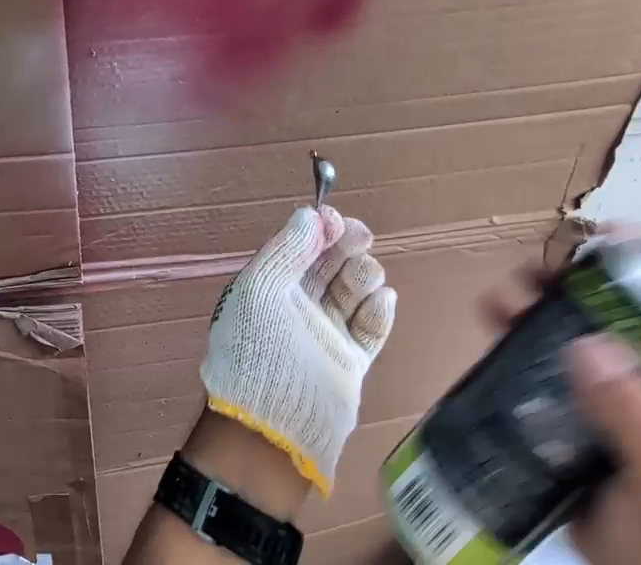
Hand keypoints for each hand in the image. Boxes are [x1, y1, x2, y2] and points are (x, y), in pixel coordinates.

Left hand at [200, 204, 396, 494]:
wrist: (273, 426)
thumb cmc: (257, 350)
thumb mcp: (260, 289)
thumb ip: (285, 250)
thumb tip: (309, 215)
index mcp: (267, 287)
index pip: (297, 248)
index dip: (316, 229)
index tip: (333, 217)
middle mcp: (295, 307)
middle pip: (328, 265)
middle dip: (345, 245)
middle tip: (360, 236)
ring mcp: (323, 334)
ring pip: (351, 291)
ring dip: (362, 275)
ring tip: (366, 276)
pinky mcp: (349, 361)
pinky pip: (369, 328)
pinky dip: (378, 311)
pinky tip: (382, 299)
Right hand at [483, 231, 640, 564]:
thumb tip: (588, 347)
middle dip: (638, 263)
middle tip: (600, 245)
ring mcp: (631, 390)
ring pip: (604, 315)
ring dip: (566, 285)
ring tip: (529, 279)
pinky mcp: (580, 401)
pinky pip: (551, 345)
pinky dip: (523, 319)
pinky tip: (497, 312)